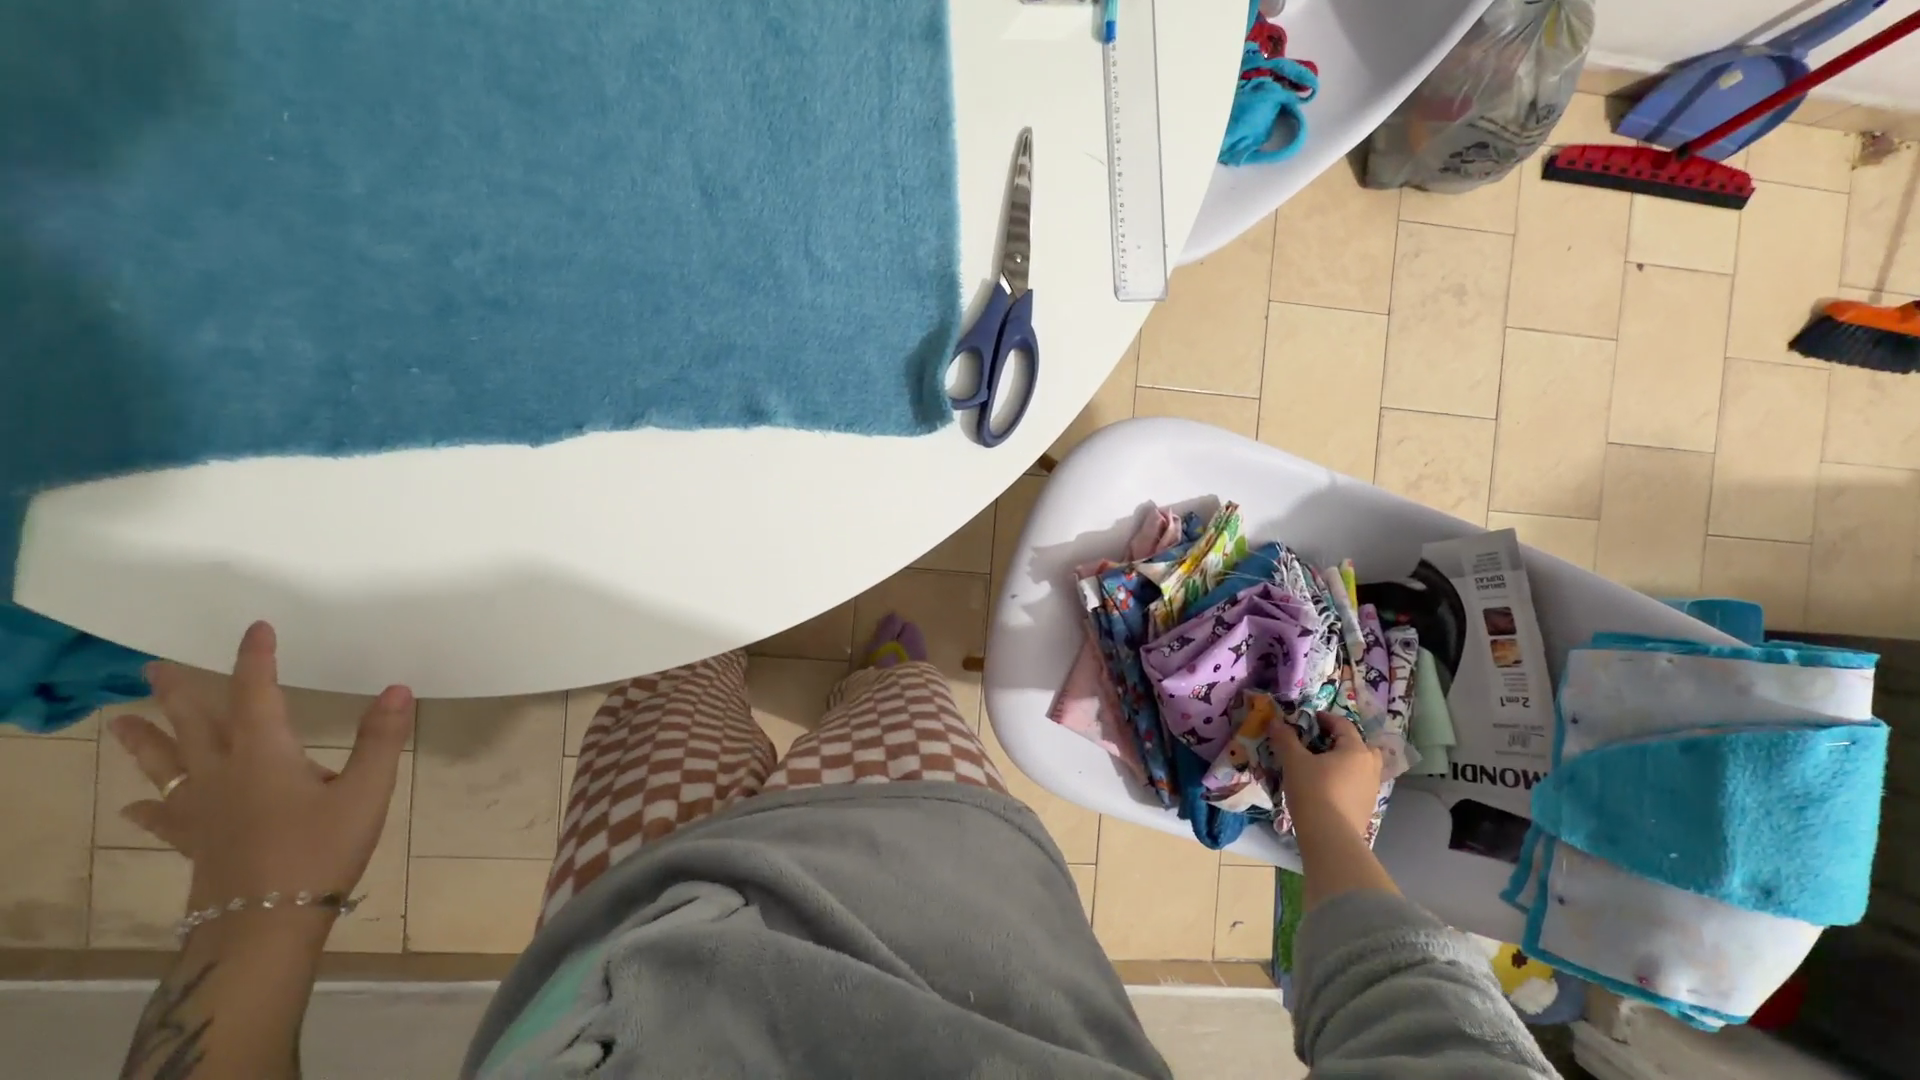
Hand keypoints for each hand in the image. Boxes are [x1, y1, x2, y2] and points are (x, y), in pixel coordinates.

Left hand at [110, 621, 413, 930]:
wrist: (265, 922)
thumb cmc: (321, 850)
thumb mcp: (367, 792)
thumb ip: (381, 739)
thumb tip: (398, 688)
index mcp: (265, 754)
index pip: (258, 693)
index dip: (257, 659)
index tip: (257, 628)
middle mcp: (224, 772)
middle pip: (194, 724)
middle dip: (178, 693)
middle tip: (151, 668)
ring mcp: (203, 809)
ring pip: (166, 765)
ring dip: (143, 741)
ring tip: (120, 721)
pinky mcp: (196, 840)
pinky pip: (164, 816)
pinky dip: (150, 806)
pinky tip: (137, 805)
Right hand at [1270, 711, 1382, 841]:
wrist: (1330, 834)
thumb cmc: (1313, 790)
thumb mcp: (1294, 761)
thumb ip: (1286, 739)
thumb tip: (1275, 721)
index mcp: (1355, 750)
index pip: (1344, 725)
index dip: (1327, 718)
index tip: (1312, 718)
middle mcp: (1370, 766)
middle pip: (1362, 746)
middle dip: (1344, 741)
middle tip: (1324, 743)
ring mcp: (1372, 788)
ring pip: (1363, 767)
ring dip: (1347, 762)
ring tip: (1326, 766)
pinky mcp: (1367, 807)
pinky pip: (1359, 784)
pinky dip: (1348, 780)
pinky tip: (1330, 787)